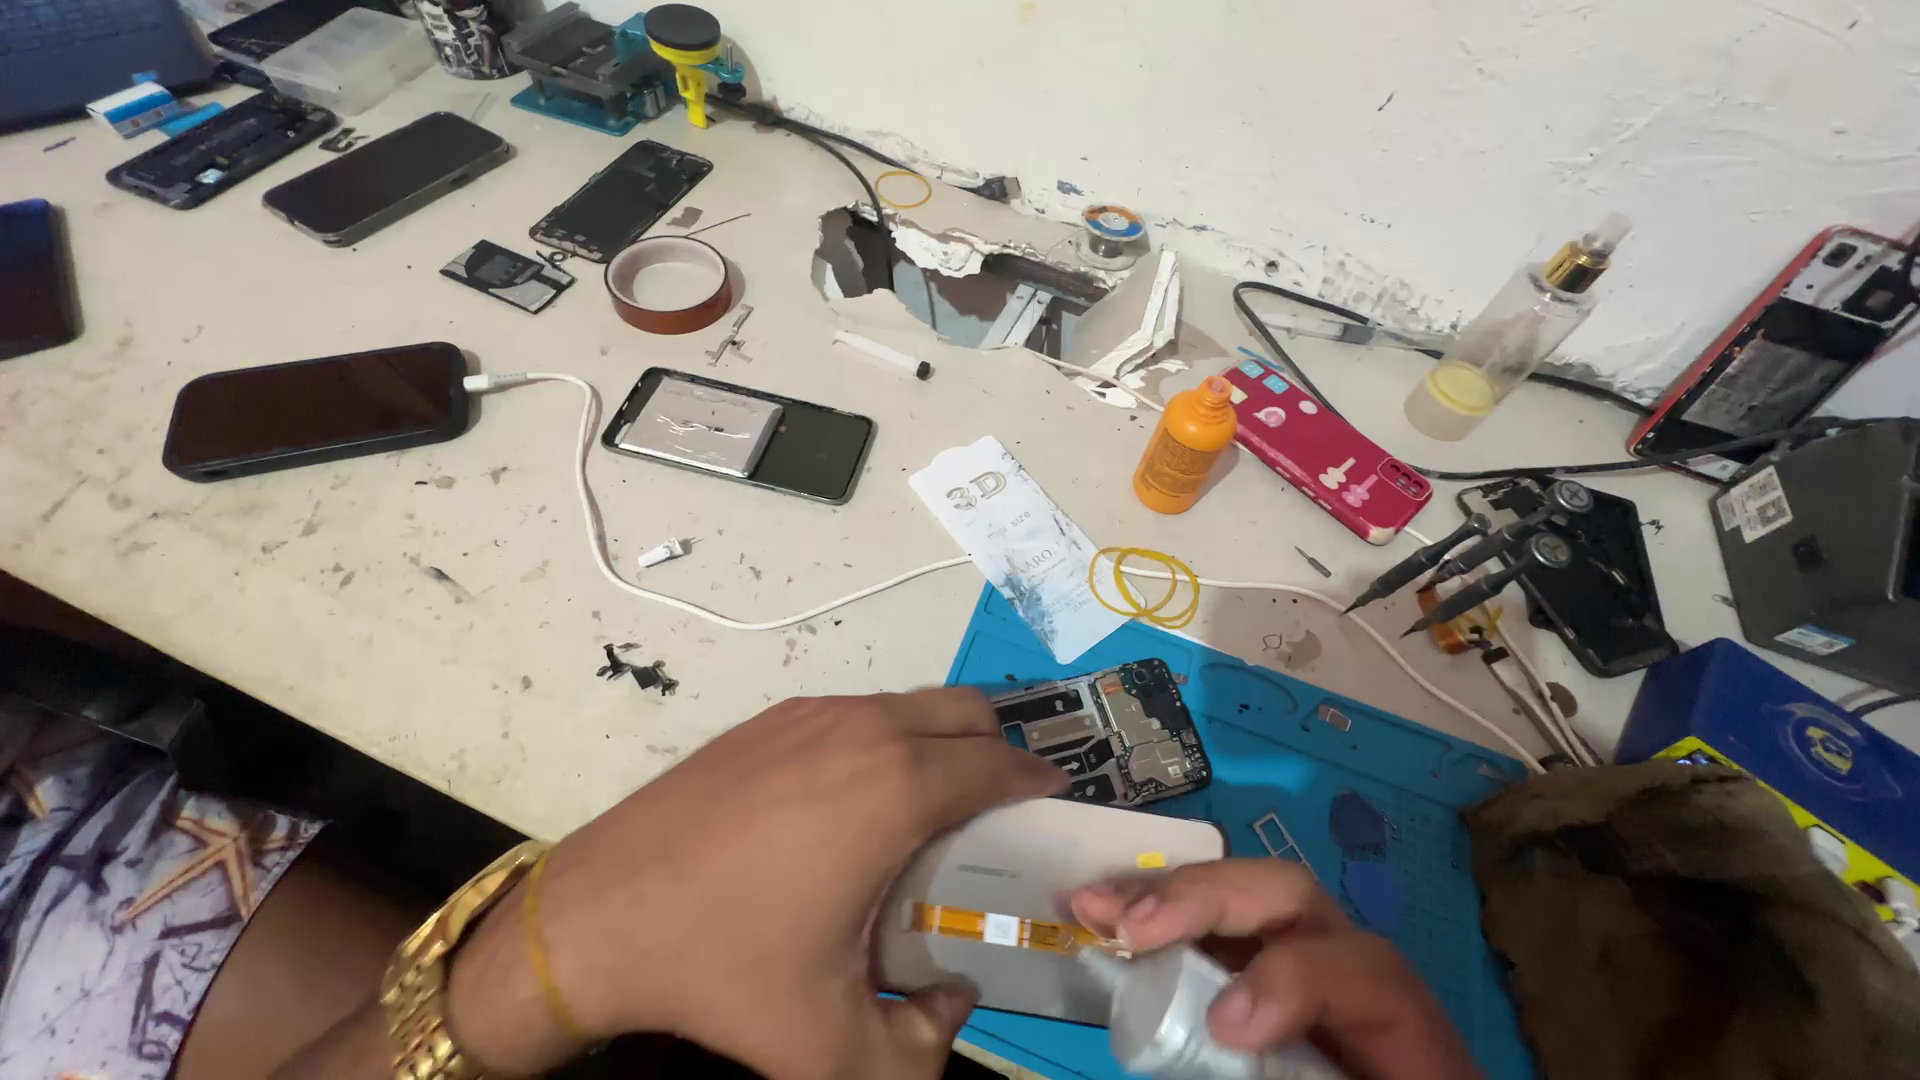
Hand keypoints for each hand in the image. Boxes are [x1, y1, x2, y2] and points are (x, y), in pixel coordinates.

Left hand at [452, 689, 1065, 1079]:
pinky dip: (887, 736)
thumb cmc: (725, 968)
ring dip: (941, 738)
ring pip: (911, 703)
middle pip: (966, 711)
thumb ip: (917, 1048)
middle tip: (995, 804)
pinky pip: (859, 711)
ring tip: (927, 801)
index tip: (1049, 801)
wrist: (600, 911)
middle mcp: (866, 730)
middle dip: (997, 748)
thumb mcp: (828, 1043)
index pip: (997, 764)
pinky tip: (855, 795)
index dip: (1034, 781)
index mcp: (897, 789)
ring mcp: (815, 713)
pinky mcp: (774, 715)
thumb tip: (956, 1006)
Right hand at [1070, 860, 1480, 1079]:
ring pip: (1237, 892)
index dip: (1291, 979)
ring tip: (1089, 904)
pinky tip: (1105, 915)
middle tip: (1128, 925)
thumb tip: (1218, 1020)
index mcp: (1400, 1024)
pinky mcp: (1257, 963)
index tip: (1225, 1026)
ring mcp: (1300, 953)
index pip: (1364, 971)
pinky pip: (1205, 923)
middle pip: (1289, 894)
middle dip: (1202, 896)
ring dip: (1156, 893)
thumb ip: (1287, 1071)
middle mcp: (1348, 966)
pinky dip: (1152, 912)